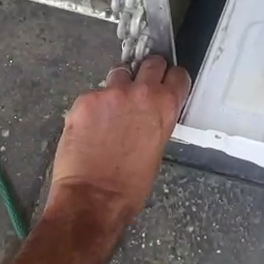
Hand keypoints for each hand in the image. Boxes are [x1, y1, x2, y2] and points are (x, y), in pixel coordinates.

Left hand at [47, 55, 191, 219]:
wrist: (92, 200)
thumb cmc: (129, 187)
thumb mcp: (158, 150)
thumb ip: (157, 121)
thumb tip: (149, 114)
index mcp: (166, 105)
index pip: (178, 74)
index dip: (171, 79)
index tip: (165, 82)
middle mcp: (142, 92)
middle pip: (151, 62)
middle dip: (146, 72)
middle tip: (139, 88)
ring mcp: (112, 93)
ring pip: (119, 73)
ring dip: (118, 87)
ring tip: (110, 110)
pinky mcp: (86, 100)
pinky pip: (93, 94)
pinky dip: (92, 107)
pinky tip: (89, 127)